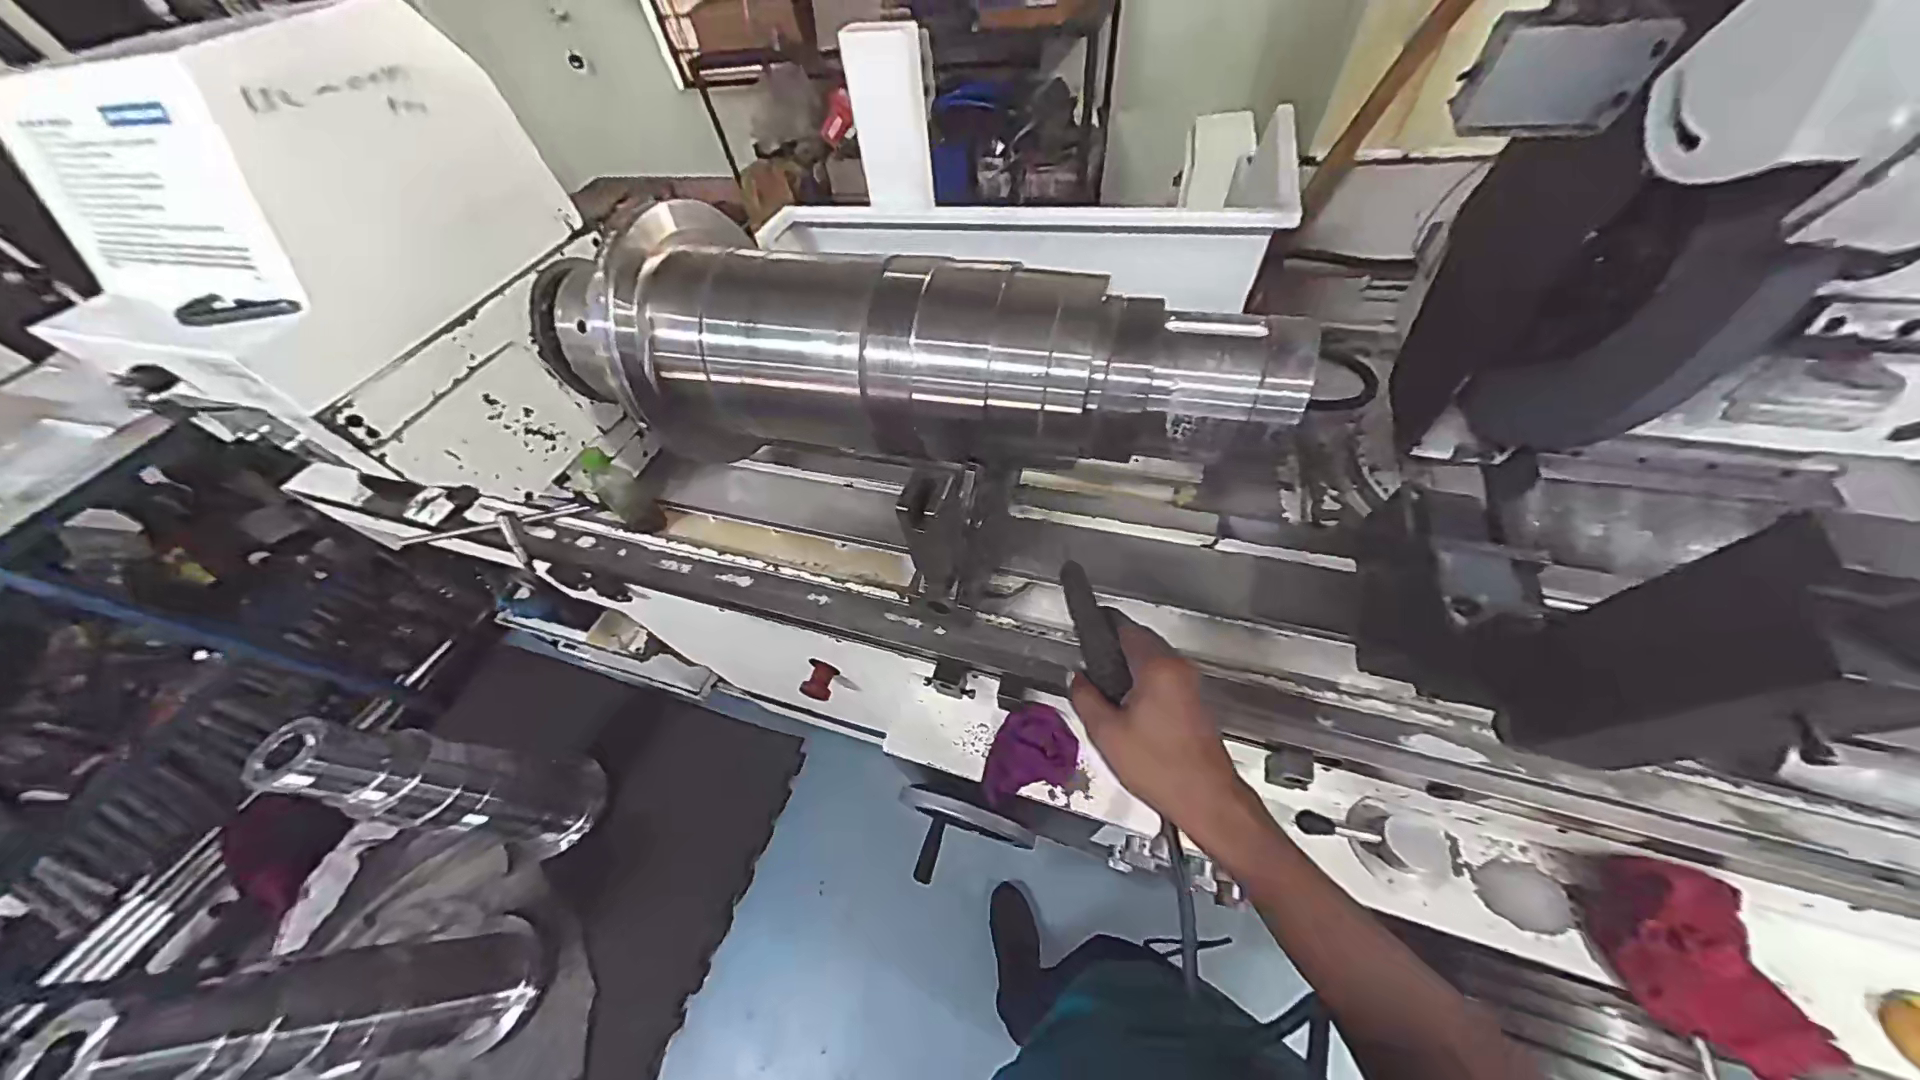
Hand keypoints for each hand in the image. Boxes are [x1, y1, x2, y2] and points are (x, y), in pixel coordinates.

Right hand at [1069, 617, 1250, 835]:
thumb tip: (1076, 677)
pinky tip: (1127, 707)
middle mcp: (1178, 669)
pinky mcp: (1194, 703)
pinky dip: (1143, 683)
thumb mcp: (1106, 732)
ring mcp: (1190, 685)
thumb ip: (1085, 696)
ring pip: (1152, 661)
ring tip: (1103, 689)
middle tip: (1088, 662)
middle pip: (1140, 641)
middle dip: (1113, 648)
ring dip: (1128, 667)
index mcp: (1157, 667)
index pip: (1125, 627)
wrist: (1207, 800)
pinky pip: (1163, 679)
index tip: (1084, 624)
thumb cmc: (1160, 768)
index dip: (1101, 623)